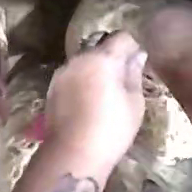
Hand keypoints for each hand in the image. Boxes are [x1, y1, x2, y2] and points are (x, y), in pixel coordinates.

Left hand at [44, 31, 145, 163]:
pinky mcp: (52, 86)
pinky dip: (83, 78)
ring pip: (84, 59)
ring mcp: (63, 72)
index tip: (138, 64)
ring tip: (105, 91)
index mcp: (102, 58)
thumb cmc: (111, 130)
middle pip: (100, 45)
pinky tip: (89, 100)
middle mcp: (80, 58)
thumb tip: (138, 55)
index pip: (122, 37)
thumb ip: (134, 73)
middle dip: (113, 55)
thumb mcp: (134, 103)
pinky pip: (73, 73)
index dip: (133, 47)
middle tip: (124, 78)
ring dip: (96, 67)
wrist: (72, 155)